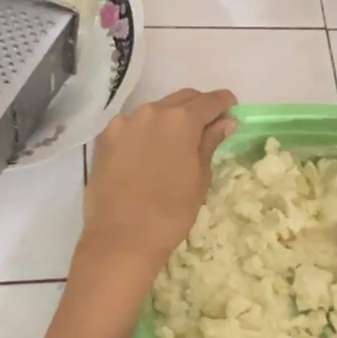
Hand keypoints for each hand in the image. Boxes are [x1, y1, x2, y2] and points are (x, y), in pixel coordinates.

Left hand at [80, 89, 237, 271]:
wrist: (121, 238)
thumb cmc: (170, 213)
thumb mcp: (199, 179)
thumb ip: (210, 143)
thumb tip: (226, 121)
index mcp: (180, 121)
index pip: (209, 101)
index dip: (224, 103)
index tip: (231, 109)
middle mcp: (151, 112)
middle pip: (181, 99)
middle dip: (198, 108)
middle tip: (207, 127)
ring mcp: (124, 122)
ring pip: (155, 109)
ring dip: (170, 118)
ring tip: (175, 143)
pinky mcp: (105, 137)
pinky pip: (132, 124)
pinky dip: (146, 130)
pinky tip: (148, 152)